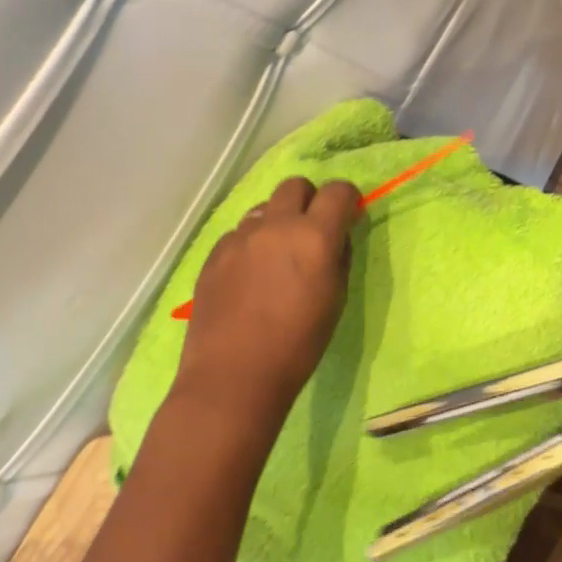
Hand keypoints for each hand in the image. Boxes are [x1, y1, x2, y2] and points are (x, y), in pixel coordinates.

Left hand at [176, 178, 361, 418]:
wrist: (234, 375)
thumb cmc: (300, 340)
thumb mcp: (338, 294)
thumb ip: (339, 254)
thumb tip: (336, 235)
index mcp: (315, 234)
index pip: (338, 189)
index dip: (347, 199)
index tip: (348, 215)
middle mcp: (276, 226)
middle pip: (295, 185)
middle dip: (309, 199)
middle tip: (313, 227)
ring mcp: (239, 239)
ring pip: (264, 208)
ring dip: (277, 220)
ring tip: (278, 252)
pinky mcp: (212, 257)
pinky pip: (238, 234)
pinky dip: (251, 243)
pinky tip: (251, 273)